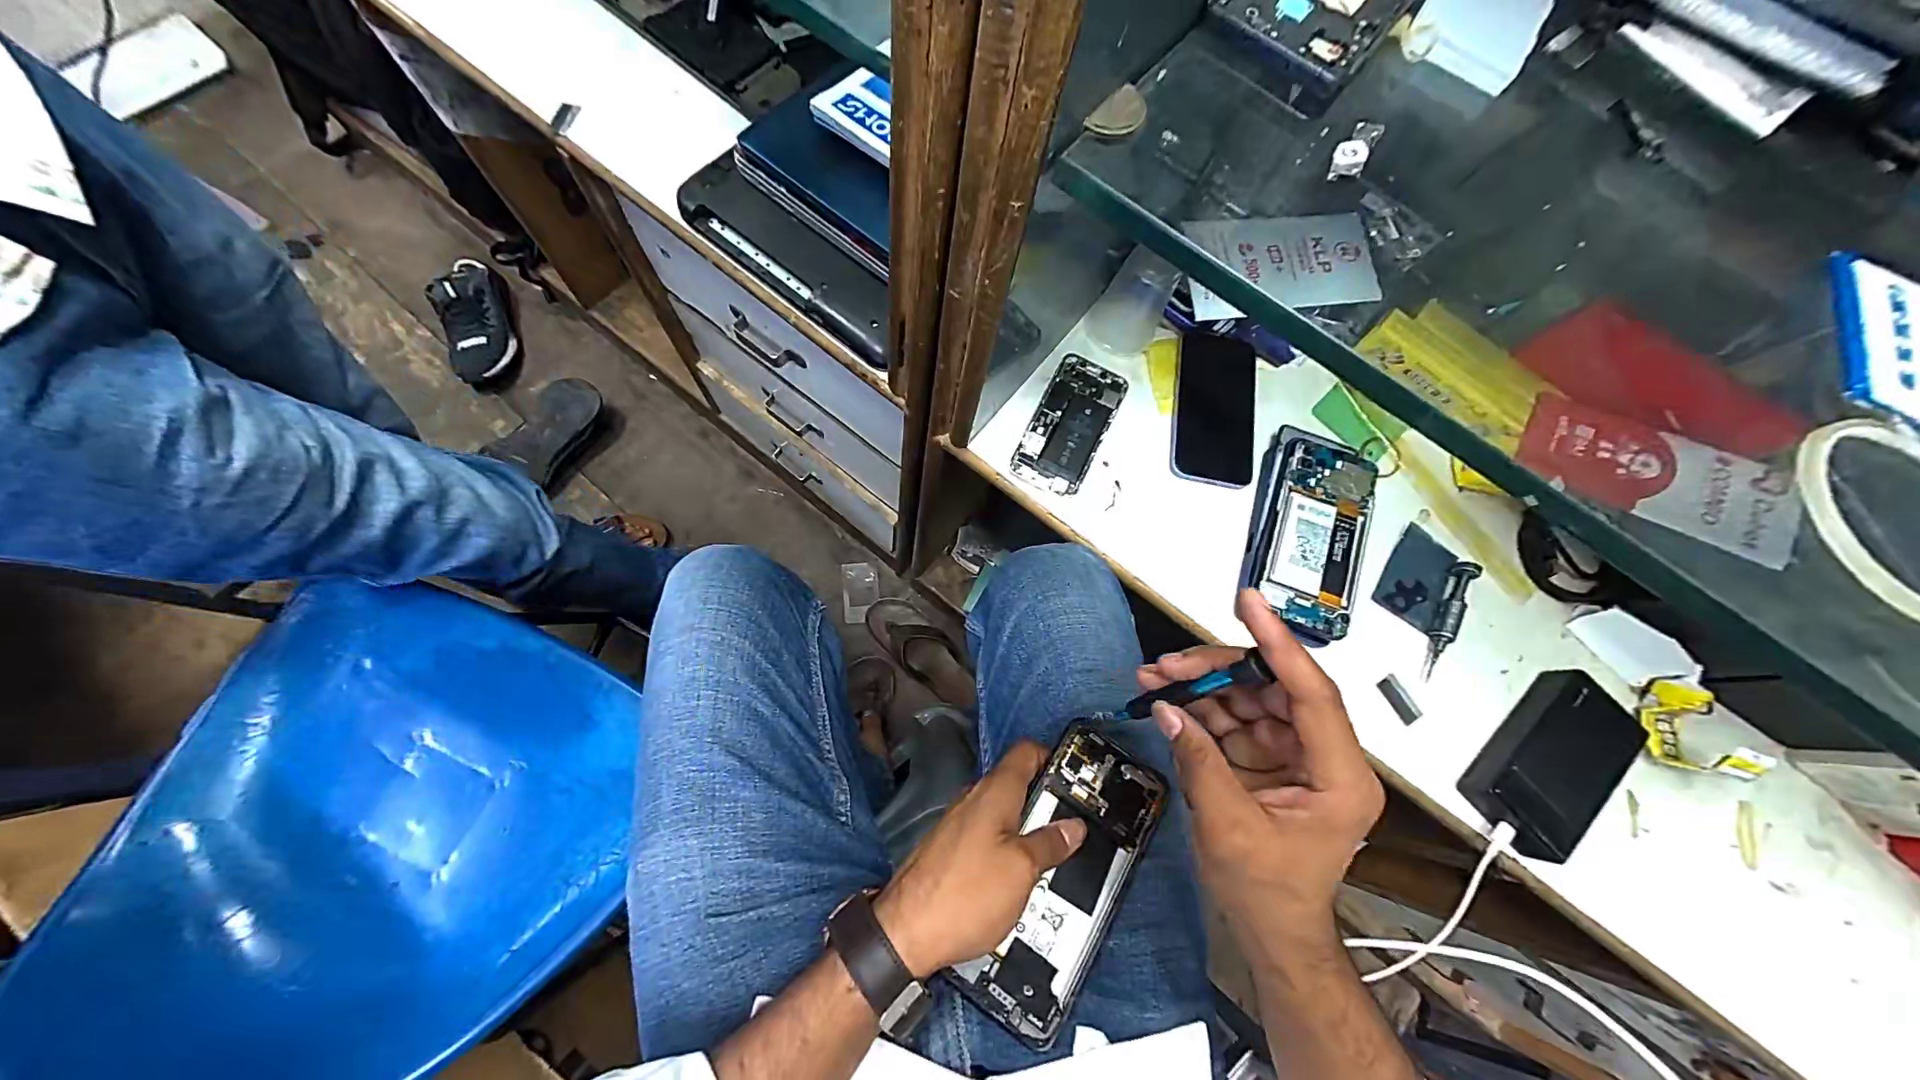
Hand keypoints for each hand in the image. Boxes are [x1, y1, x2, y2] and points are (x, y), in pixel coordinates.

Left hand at [873, 740, 1085, 978]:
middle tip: (1069, 829)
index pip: (1027, 751)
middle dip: (1045, 802)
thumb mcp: (1023, 870)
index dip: (1055, 758)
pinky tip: (1015, 877)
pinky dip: (1006, 847)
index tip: (1076, 779)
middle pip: (1017, 782)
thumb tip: (1072, 827)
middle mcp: (973, 799)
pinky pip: (987, 835)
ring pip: (1002, 812)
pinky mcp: (949, 847)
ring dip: (1026, 829)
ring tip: (1047, 859)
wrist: (906, 932)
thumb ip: (1050, 843)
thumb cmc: (965, 896)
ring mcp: (958, 822)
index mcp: (993, 792)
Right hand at [1142, 589, 1383, 934]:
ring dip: (1200, 686)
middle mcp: (1322, 756)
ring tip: (1156, 680)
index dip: (1279, 643)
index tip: (1252, 605)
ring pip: (1247, 696)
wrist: (1273, 931)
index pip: (1311, 692)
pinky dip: (1198, 710)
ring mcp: (1294, 755)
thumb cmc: (1269, 893)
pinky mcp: (1268, 759)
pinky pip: (1232, 718)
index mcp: (1338, 776)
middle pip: (1270, 687)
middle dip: (1216, 670)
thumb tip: (1169, 711)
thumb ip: (1199, 761)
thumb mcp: (1229, 827)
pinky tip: (1169, 705)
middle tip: (1169, 665)